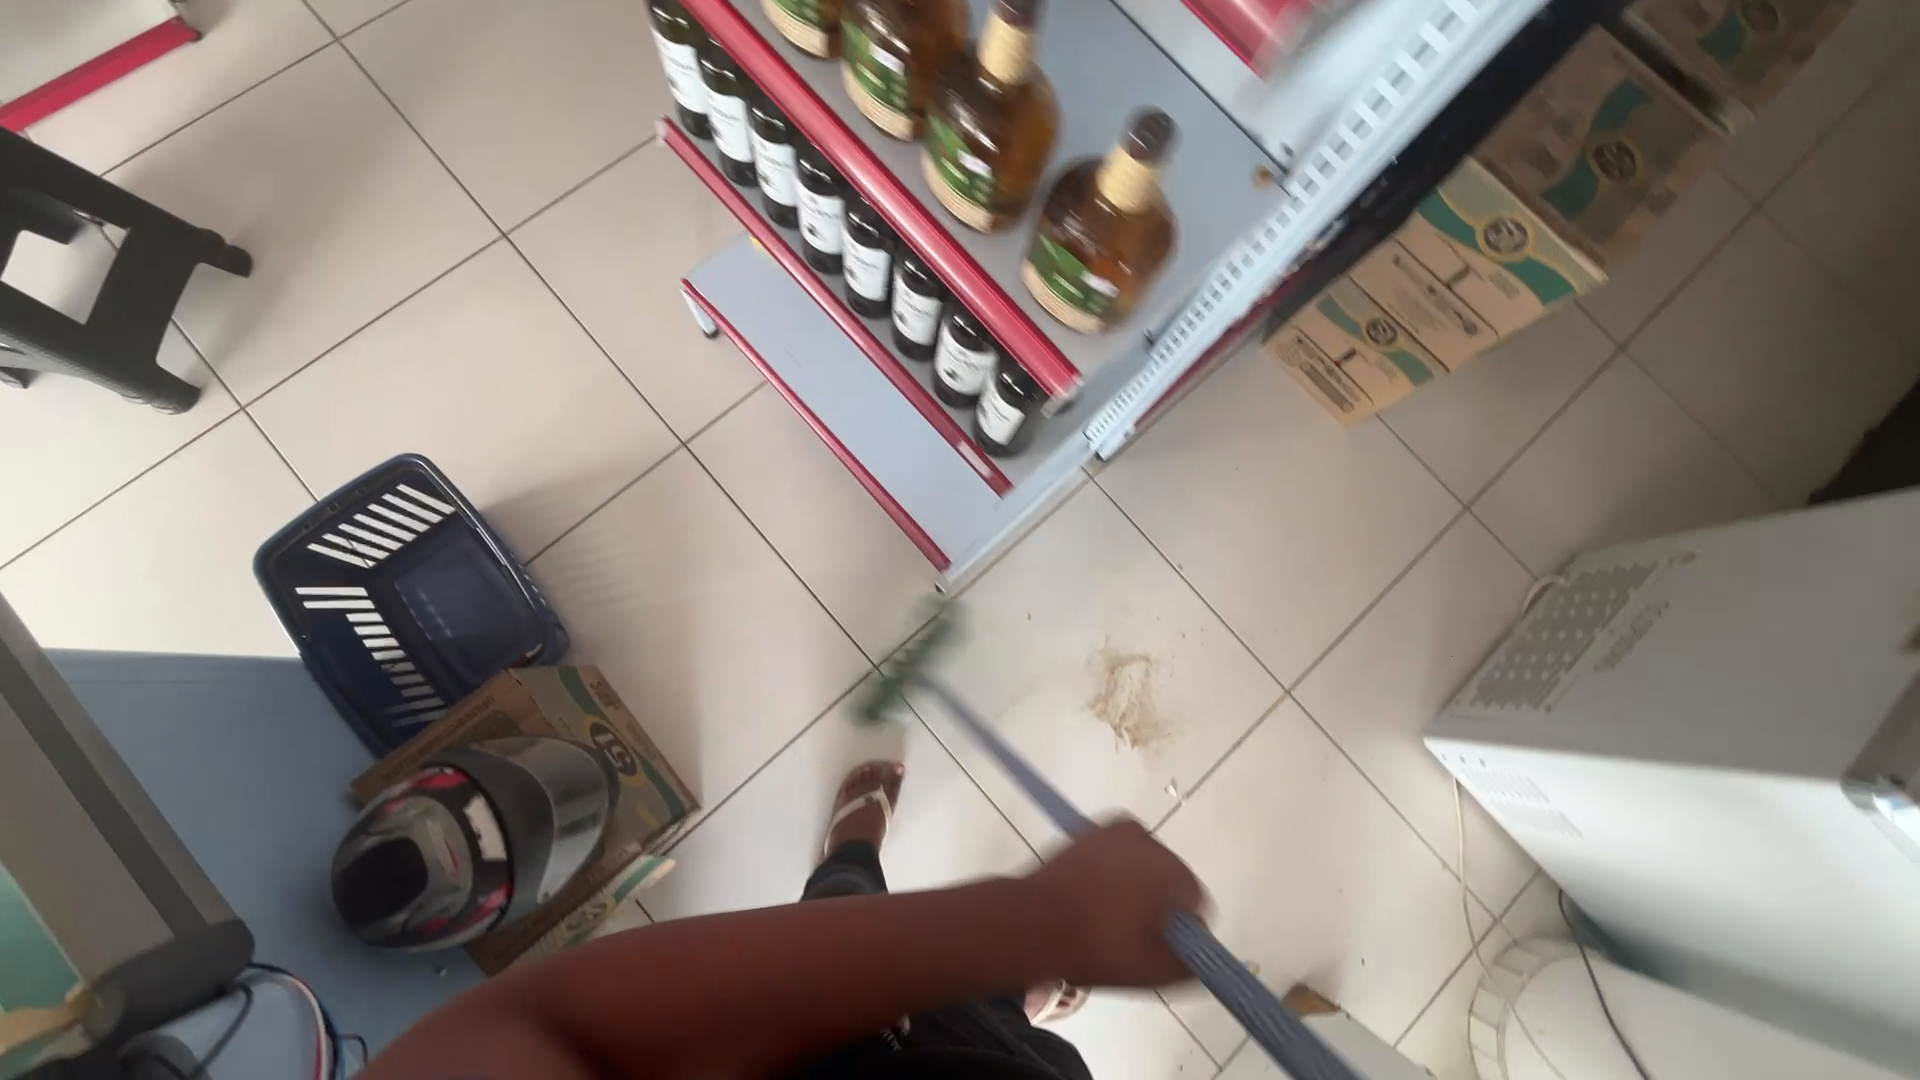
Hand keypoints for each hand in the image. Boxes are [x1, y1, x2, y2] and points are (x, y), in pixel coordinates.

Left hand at [1023, 819, 1204, 988]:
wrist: (1035, 921)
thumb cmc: (1098, 946)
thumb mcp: (1154, 969)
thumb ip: (1190, 960)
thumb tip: (1198, 946)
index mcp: (1169, 868)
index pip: (1195, 900)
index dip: (1180, 927)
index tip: (1159, 944)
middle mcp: (1146, 838)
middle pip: (1167, 876)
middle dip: (1156, 900)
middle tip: (1131, 932)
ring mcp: (1112, 829)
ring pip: (1140, 862)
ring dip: (1134, 883)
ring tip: (1108, 915)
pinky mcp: (1086, 829)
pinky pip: (1114, 852)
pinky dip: (1111, 867)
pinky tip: (1092, 894)